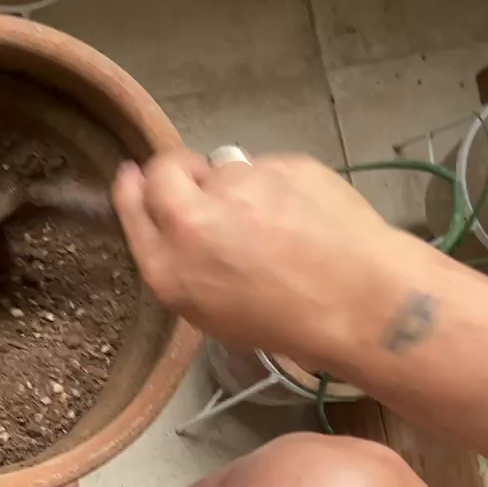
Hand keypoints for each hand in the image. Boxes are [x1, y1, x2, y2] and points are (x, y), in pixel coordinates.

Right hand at [113, 150, 420, 367]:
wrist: (355, 302)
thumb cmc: (278, 321)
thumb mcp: (205, 311)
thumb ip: (178, 262)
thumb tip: (178, 226)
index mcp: (167, 267)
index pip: (133, 203)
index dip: (132, 186)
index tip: (135, 176)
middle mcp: (192, 222)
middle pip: (164, 169)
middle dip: (175, 171)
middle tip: (199, 187)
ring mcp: (239, 187)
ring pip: (223, 170)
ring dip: (235, 187)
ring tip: (269, 223)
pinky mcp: (282, 165)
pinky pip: (267, 169)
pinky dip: (276, 187)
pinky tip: (298, 216)